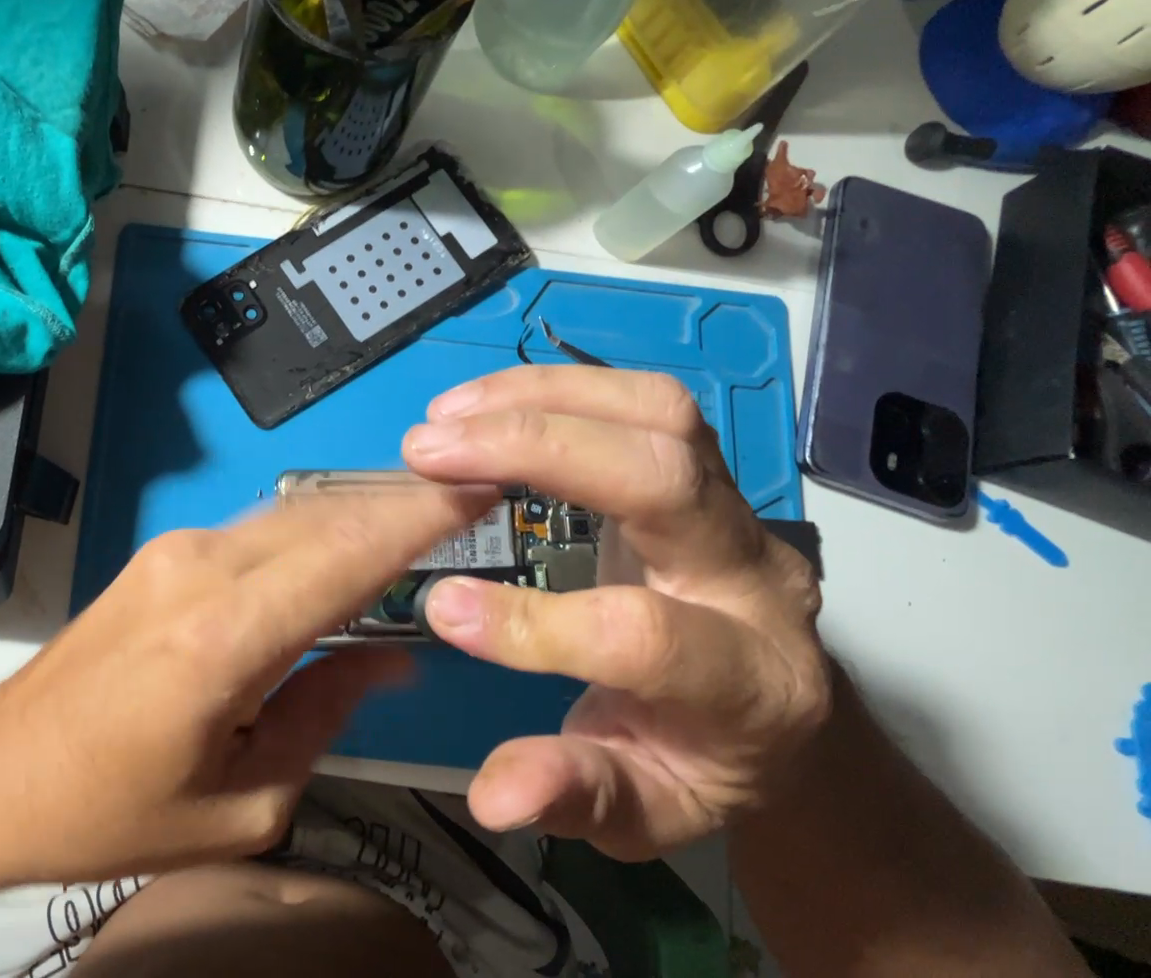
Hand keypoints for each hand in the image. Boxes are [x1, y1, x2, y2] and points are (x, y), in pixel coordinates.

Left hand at [0, 483, 495, 893]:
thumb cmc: (113, 811)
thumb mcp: (242, 803)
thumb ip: (325, 712)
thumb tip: (391, 655)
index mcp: (222, 637)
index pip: (345, 554)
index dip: (419, 517)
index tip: (479, 486)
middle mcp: (197, 569)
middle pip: (323, 518)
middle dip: (398, 505)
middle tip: (466, 502)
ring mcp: (171, 553)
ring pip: (290, 516)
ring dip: (357, 515)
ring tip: (424, 521)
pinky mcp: (158, 556)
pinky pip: (255, 531)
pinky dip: (312, 533)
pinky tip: (346, 548)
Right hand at [403, 365, 830, 860]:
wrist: (772, 708)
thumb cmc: (693, 760)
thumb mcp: (640, 810)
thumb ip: (573, 796)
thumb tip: (492, 795)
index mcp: (746, 682)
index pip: (647, 635)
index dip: (539, 624)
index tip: (442, 610)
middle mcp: (752, 576)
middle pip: (667, 478)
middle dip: (538, 451)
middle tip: (426, 453)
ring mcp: (734, 510)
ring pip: (662, 416)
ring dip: (544, 399)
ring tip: (446, 418)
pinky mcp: (702, 472)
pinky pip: (645, 404)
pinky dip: (556, 389)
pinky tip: (483, 406)